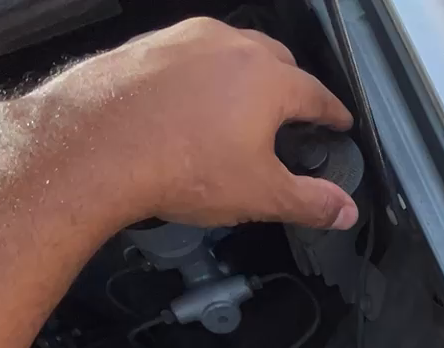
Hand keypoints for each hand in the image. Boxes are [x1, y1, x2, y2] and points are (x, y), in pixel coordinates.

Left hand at [15, 18, 357, 229]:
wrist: (98, 146)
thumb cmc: (182, 164)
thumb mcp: (263, 196)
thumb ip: (311, 202)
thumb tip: (345, 211)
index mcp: (268, 80)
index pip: (317, 94)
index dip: (333, 113)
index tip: (339, 122)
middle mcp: (228, 47)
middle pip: (276, 59)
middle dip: (292, 85)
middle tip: (295, 114)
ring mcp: (183, 40)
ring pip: (230, 51)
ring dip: (245, 77)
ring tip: (244, 110)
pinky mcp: (146, 48)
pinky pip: (189, 57)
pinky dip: (203, 78)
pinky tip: (195, 108)